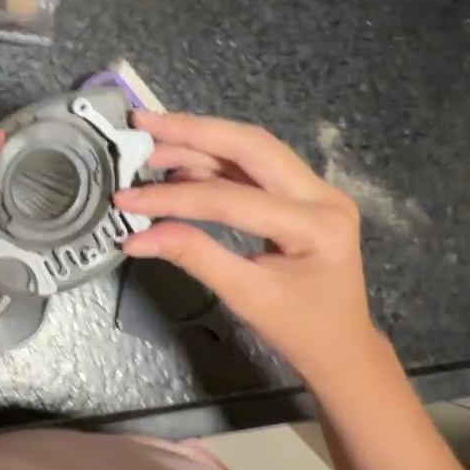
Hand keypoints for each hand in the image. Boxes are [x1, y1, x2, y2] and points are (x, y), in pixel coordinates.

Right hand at [114, 111, 381, 383]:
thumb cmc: (301, 329)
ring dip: (198, 140)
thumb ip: (193, 256)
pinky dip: (210, 157)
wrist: (343, 346)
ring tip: (149, 142)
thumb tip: (135, 237)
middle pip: (250, 145)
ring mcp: (313, 189)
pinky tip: (176, 163)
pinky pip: (250, 163)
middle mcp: (321, 195)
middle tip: (142, 123)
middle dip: (192, 132)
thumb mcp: (245, 297)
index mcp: (317, 226)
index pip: (232, 199)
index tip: (126, 199)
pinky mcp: (298, 191)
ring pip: (249, 147)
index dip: (173, 197)